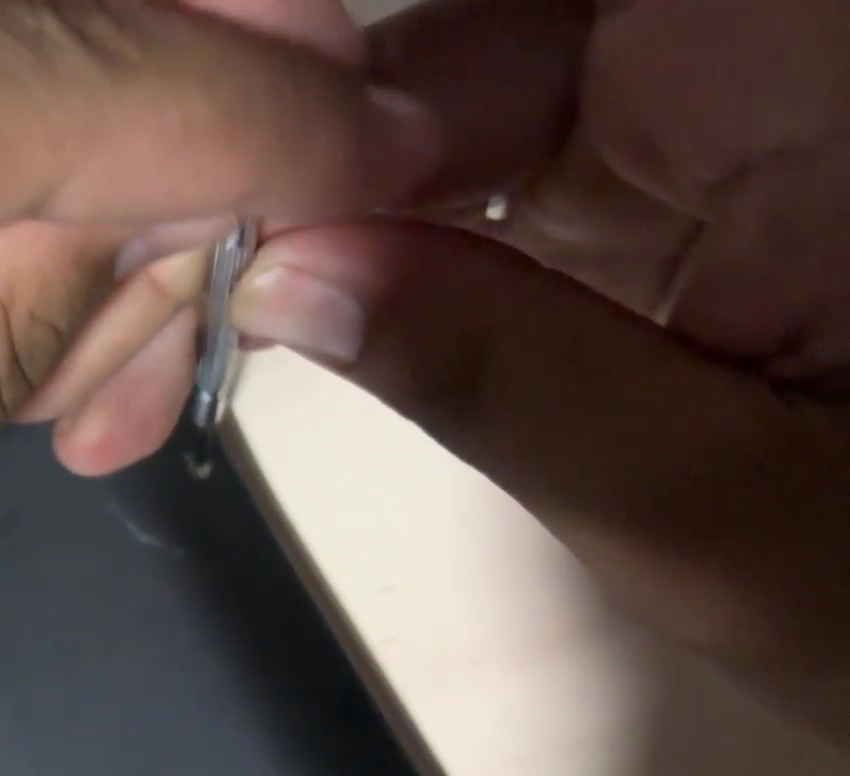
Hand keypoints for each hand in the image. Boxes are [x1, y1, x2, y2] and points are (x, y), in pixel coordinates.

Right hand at [227, 0, 849, 727]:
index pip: (539, 30)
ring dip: (342, 208)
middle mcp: (763, 90)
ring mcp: (694, 154)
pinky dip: (382, 249)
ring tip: (240, 287)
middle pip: (482, 67)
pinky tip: (311, 299)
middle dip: (337, 160)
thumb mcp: (696, 502)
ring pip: (462, 129)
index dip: (374, 100)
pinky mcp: (640, 217)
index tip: (246, 210)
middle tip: (212, 262)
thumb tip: (277, 285)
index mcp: (825, 107)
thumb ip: (489, 374)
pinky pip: (479, 194)